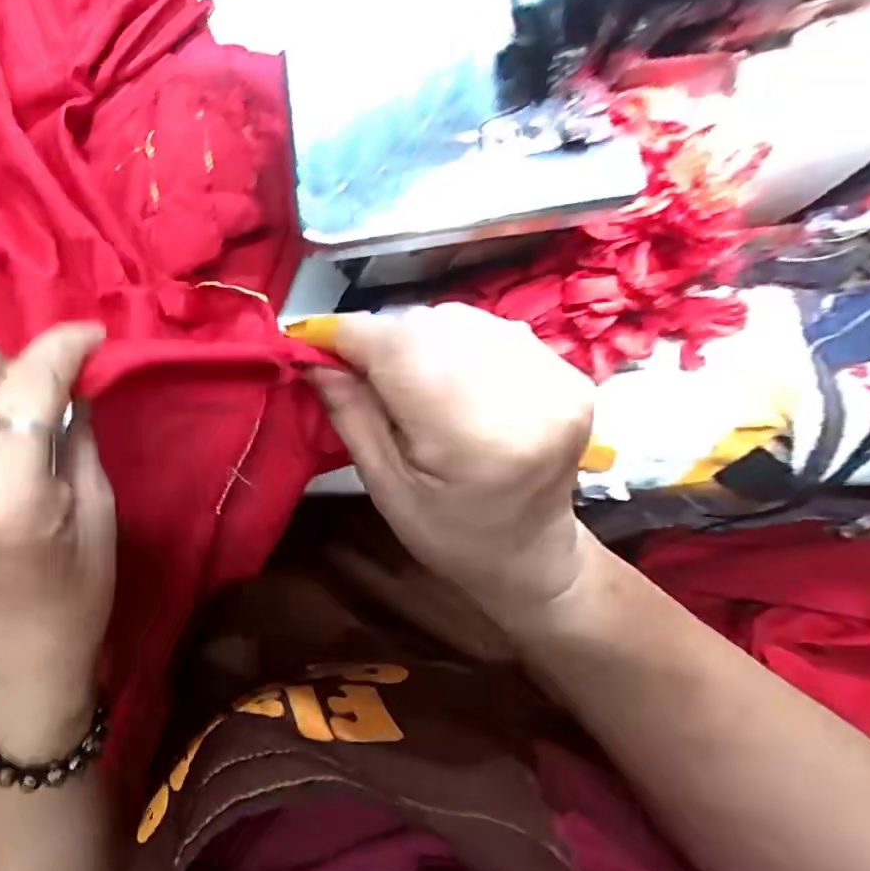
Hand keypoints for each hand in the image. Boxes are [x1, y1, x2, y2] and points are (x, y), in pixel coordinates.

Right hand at [310, 305, 596, 624]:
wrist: (529, 551)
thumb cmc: (445, 532)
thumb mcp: (382, 483)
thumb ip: (350, 413)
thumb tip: (310, 357)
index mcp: (477, 438)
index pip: (401, 351)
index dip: (346, 334)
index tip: (303, 338)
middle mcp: (527, 396)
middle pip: (427, 327)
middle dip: (373, 336)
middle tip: (341, 362)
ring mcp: (556, 377)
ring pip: (454, 319)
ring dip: (407, 334)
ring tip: (387, 369)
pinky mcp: (566, 370)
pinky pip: (484, 327)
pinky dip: (443, 338)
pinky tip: (431, 368)